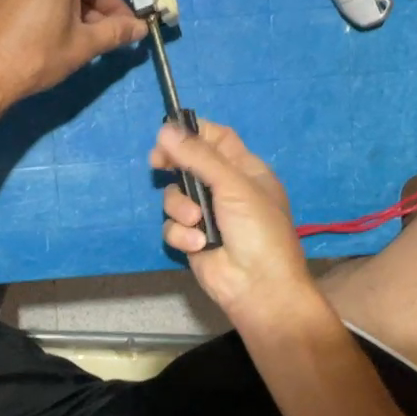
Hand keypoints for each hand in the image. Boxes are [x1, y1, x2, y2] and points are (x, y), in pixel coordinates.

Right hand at [151, 120, 317, 323]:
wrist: (259, 286)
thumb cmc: (257, 230)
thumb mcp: (233, 185)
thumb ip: (197, 156)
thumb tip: (164, 129)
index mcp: (245, 170)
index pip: (216, 138)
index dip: (193, 132)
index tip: (168, 132)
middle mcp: (224, 189)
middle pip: (188, 164)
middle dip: (173, 165)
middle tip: (158, 163)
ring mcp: (207, 215)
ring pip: (175, 196)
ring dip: (181, 208)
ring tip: (195, 221)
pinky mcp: (191, 238)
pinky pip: (173, 226)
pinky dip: (182, 234)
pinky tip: (197, 245)